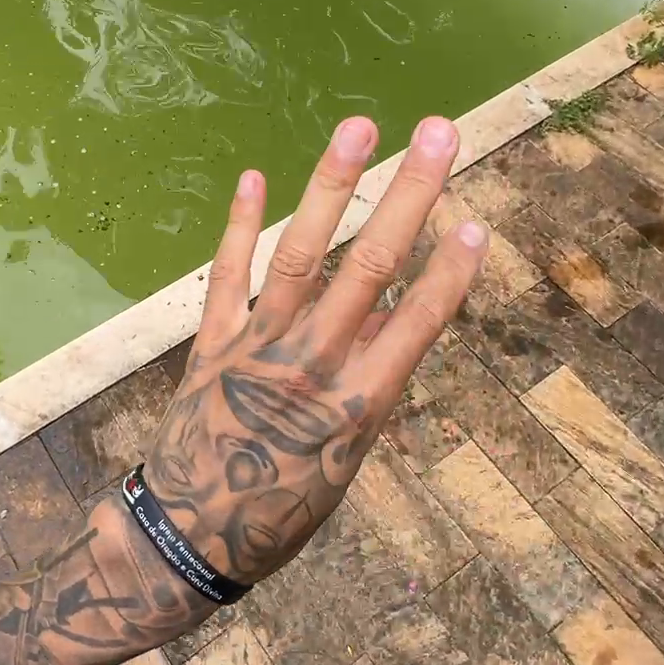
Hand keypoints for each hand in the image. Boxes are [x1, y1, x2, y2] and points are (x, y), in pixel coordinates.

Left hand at [146, 114, 487, 582]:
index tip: (474, 219)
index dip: (450, 270)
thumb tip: (393, 322)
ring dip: (331, 186)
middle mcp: (312, 362)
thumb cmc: (278, 511)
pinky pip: (227, 274)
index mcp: (357, 404)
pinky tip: (252, 177)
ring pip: (301, 254)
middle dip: (407, 195)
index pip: (417, 322)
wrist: (189, 536)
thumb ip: (367, 388)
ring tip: (359, 128)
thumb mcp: (344, 463)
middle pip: (369, 266)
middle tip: (439, 132)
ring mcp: (256, 346)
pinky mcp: (210, 341)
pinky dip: (239, 226)